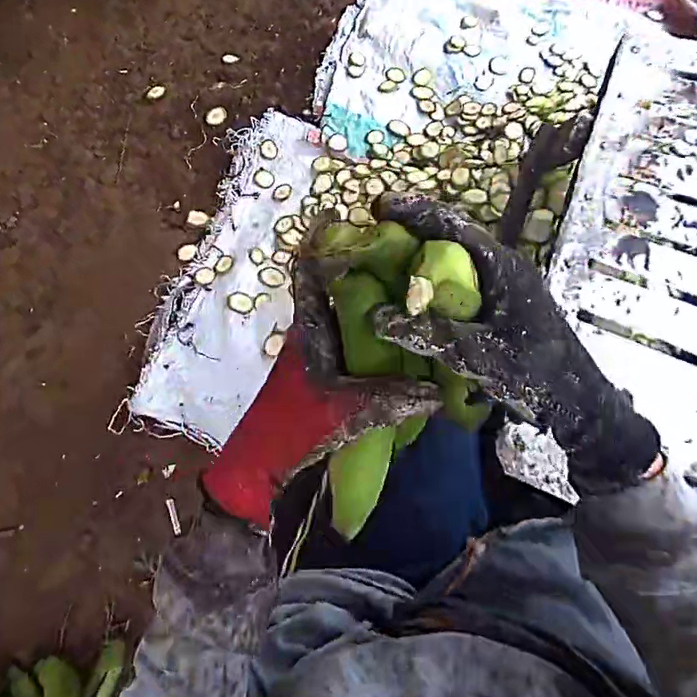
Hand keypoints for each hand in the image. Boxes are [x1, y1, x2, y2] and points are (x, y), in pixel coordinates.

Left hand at [201, 257, 437, 530]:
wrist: (260, 472)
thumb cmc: (292, 431)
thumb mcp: (342, 413)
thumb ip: (388, 400)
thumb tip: (435, 393)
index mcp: (307, 334)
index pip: (312, 278)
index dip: (325, 248)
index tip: (348, 224)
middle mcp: (310, 338)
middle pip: (332, 293)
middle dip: (359, 272)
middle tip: (398, 257)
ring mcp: (315, 358)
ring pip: (342, 319)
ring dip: (366, 304)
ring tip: (406, 291)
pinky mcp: (322, 379)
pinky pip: (349, 347)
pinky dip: (370, 339)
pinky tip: (400, 343)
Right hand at [368, 195, 662, 492]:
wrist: (580, 404)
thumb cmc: (535, 372)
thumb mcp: (476, 353)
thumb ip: (427, 334)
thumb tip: (377, 318)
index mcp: (501, 267)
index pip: (452, 226)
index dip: (414, 213)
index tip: (380, 207)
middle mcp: (502, 268)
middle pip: (451, 237)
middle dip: (412, 231)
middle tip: (375, 232)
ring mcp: (504, 286)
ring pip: (456, 259)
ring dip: (421, 256)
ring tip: (385, 259)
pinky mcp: (502, 305)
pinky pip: (460, 281)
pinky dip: (432, 280)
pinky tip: (413, 295)